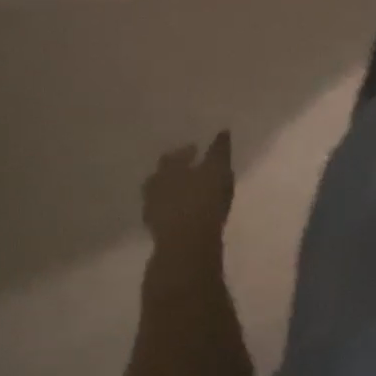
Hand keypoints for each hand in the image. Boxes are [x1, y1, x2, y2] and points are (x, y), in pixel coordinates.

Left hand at [143, 130, 234, 261]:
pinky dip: (172, 212)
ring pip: (160, 197)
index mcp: (168, 169)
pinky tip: (185, 214)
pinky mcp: (157, 233)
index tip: (195, 151)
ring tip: (188, 194)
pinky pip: (164, 216)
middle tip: (188, 172)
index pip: (173, 156)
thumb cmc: (204, 200)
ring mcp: (153, 211)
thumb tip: (222, 131)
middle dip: (173, 172)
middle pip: (160, 176)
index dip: (185, 152)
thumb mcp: (218, 169)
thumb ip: (220, 150)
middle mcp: (155, 187)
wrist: (187, 243)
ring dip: (171, 193)